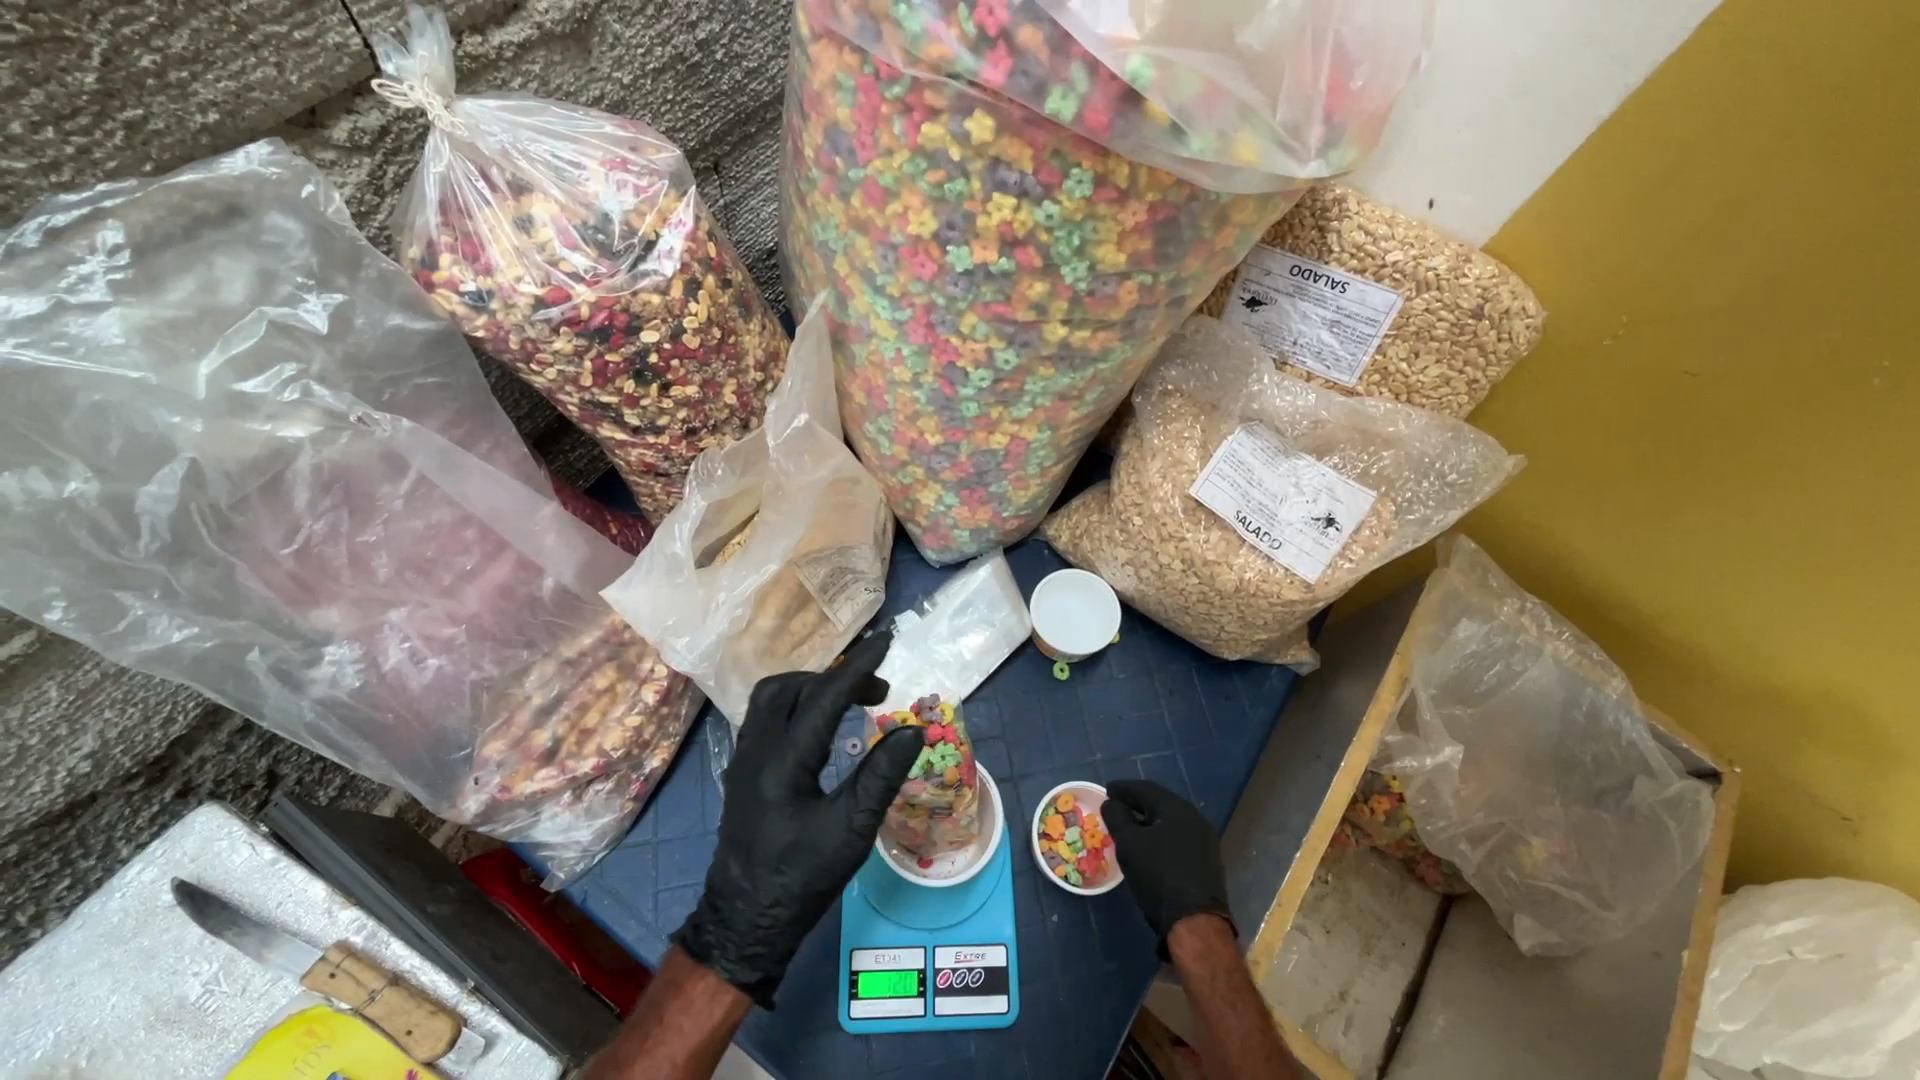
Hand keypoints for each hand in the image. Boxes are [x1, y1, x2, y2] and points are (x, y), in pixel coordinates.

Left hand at [672, 632, 922, 1006]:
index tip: (886, 640)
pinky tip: (818, 729)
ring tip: (848, 702)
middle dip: (833, 677)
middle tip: (874, 690)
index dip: (858, 666)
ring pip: (770, 700)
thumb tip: (913, 729)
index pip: (824, 696)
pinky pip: (765, 719)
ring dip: (810, 689)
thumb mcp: (851, 830)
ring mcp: (743, 760)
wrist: (745, 920)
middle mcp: (756, 750)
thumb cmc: (802, 878)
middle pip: (789, 687)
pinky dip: (795, 708)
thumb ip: (881, 776)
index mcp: (784, 760)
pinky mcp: (741, 773)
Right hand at [1106, 779, 1234, 948]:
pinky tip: (1150, 846)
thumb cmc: (1158, 875)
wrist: (1195, 921)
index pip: (1146, 789)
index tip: (1106, 790)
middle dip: (1136, 803)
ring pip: (1170, 822)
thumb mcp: (1129, 844)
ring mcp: (1204, 840)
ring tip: (1129, 826)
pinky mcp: (1207, 860)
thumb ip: (1117, 818)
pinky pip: (1178, 837)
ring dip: (1149, 821)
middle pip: (1160, 803)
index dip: (1123, 788)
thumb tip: (1111, 803)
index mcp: (1177, 809)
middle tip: (1116, 806)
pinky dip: (1160, 835)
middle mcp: (1195, 818)